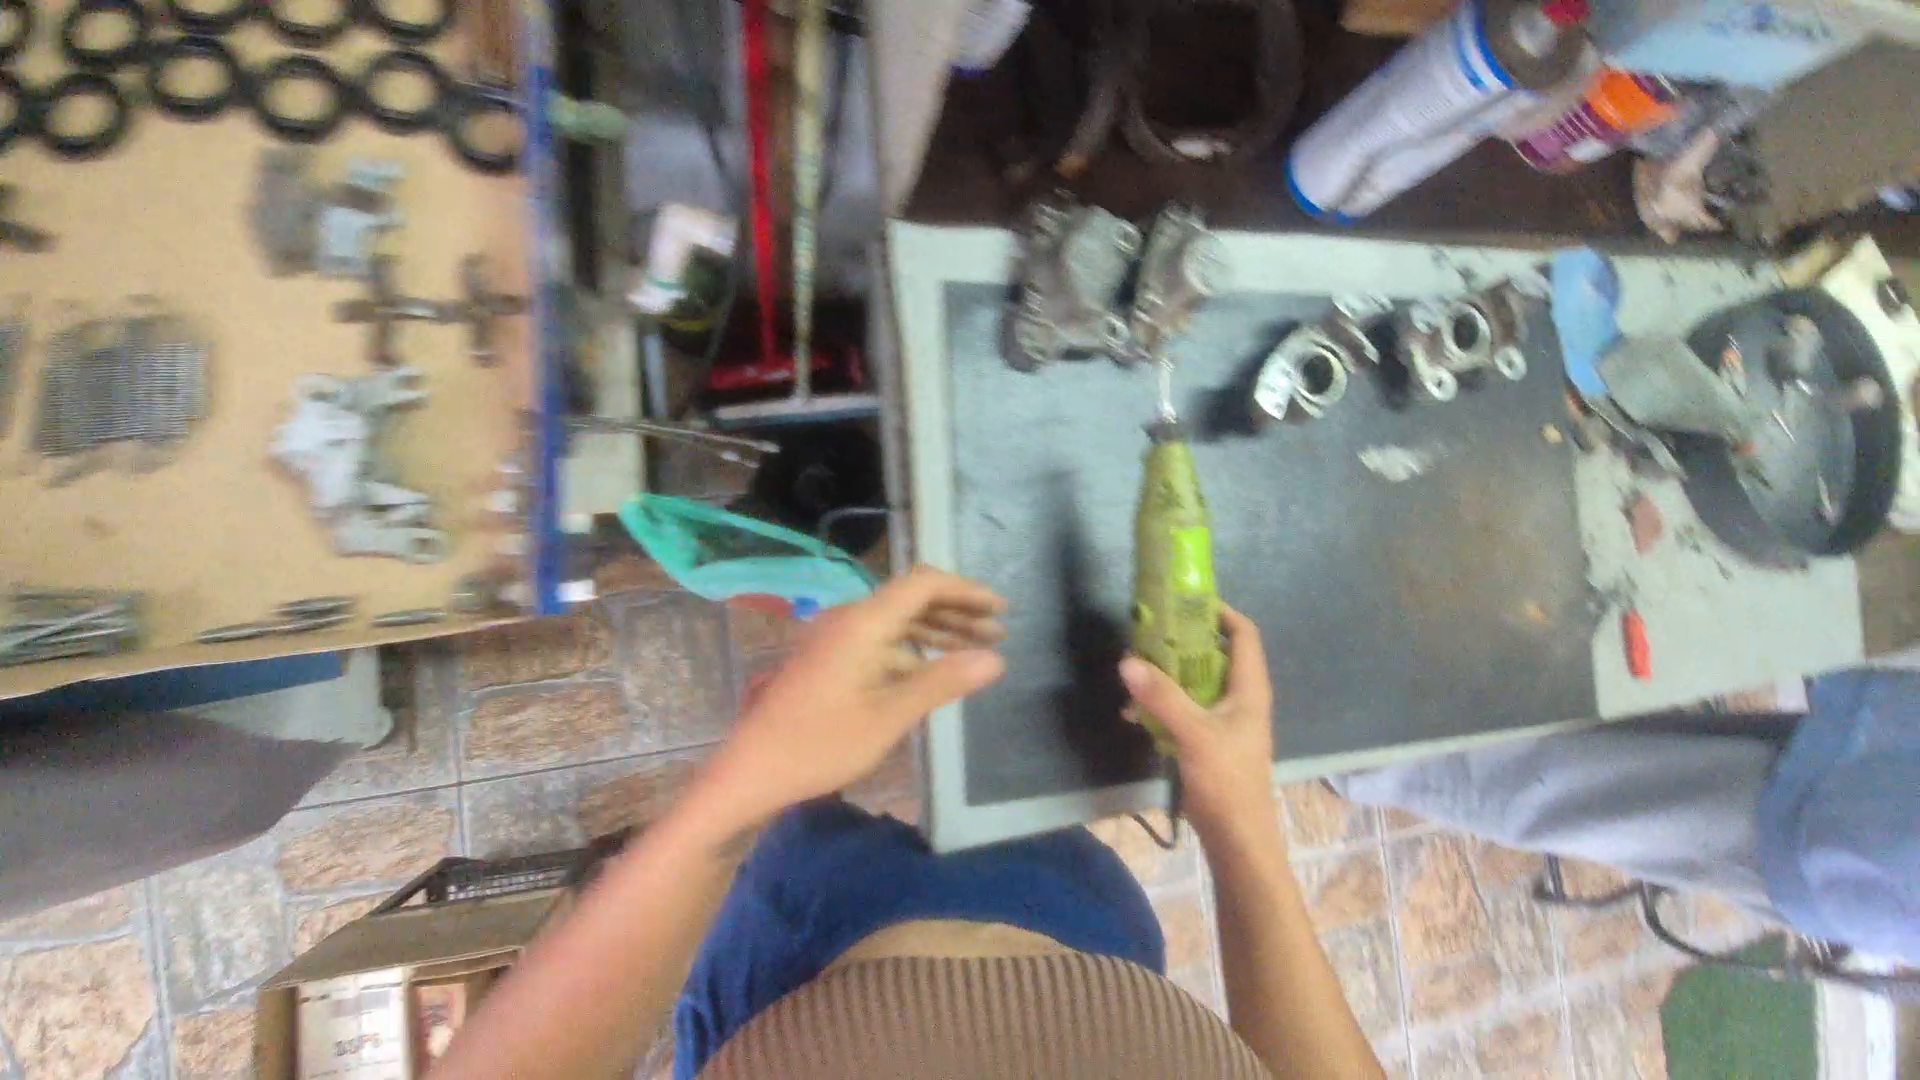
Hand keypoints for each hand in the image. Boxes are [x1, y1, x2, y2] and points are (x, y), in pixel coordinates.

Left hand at [703, 566, 1007, 823]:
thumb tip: (996, 659)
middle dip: (957, 611)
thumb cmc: (819, 745)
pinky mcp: (831, 659)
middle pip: (912, 599)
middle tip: (998, 630)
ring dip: (938, 631)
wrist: (751, 771)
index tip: (1000, 609)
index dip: (965, 590)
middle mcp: (850, 620)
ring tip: (978, 649)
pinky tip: (935, 672)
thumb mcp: (888, 717)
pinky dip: (913, 651)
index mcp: (863, 623)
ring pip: (897, 622)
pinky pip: (881, 642)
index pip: (923, 584)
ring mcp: (837, 639)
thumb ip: (942, 683)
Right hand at [1118, 607, 1275, 837]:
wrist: (1237, 838)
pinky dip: (1160, 705)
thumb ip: (1162, 696)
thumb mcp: (1194, 734)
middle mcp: (1239, 698)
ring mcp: (1223, 721)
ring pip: (1195, 682)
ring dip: (1166, 675)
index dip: (1221, 613)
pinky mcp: (1207, 741)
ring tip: (1134, 670)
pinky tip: (1133, 713)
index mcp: (1249, 689)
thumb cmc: (1228, 781)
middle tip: (1148, 631)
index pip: (1244, 634)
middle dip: (1182, 642)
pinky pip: (1183, 709)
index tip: (1185, 602)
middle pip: (1214, 655)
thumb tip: (1128, 660)